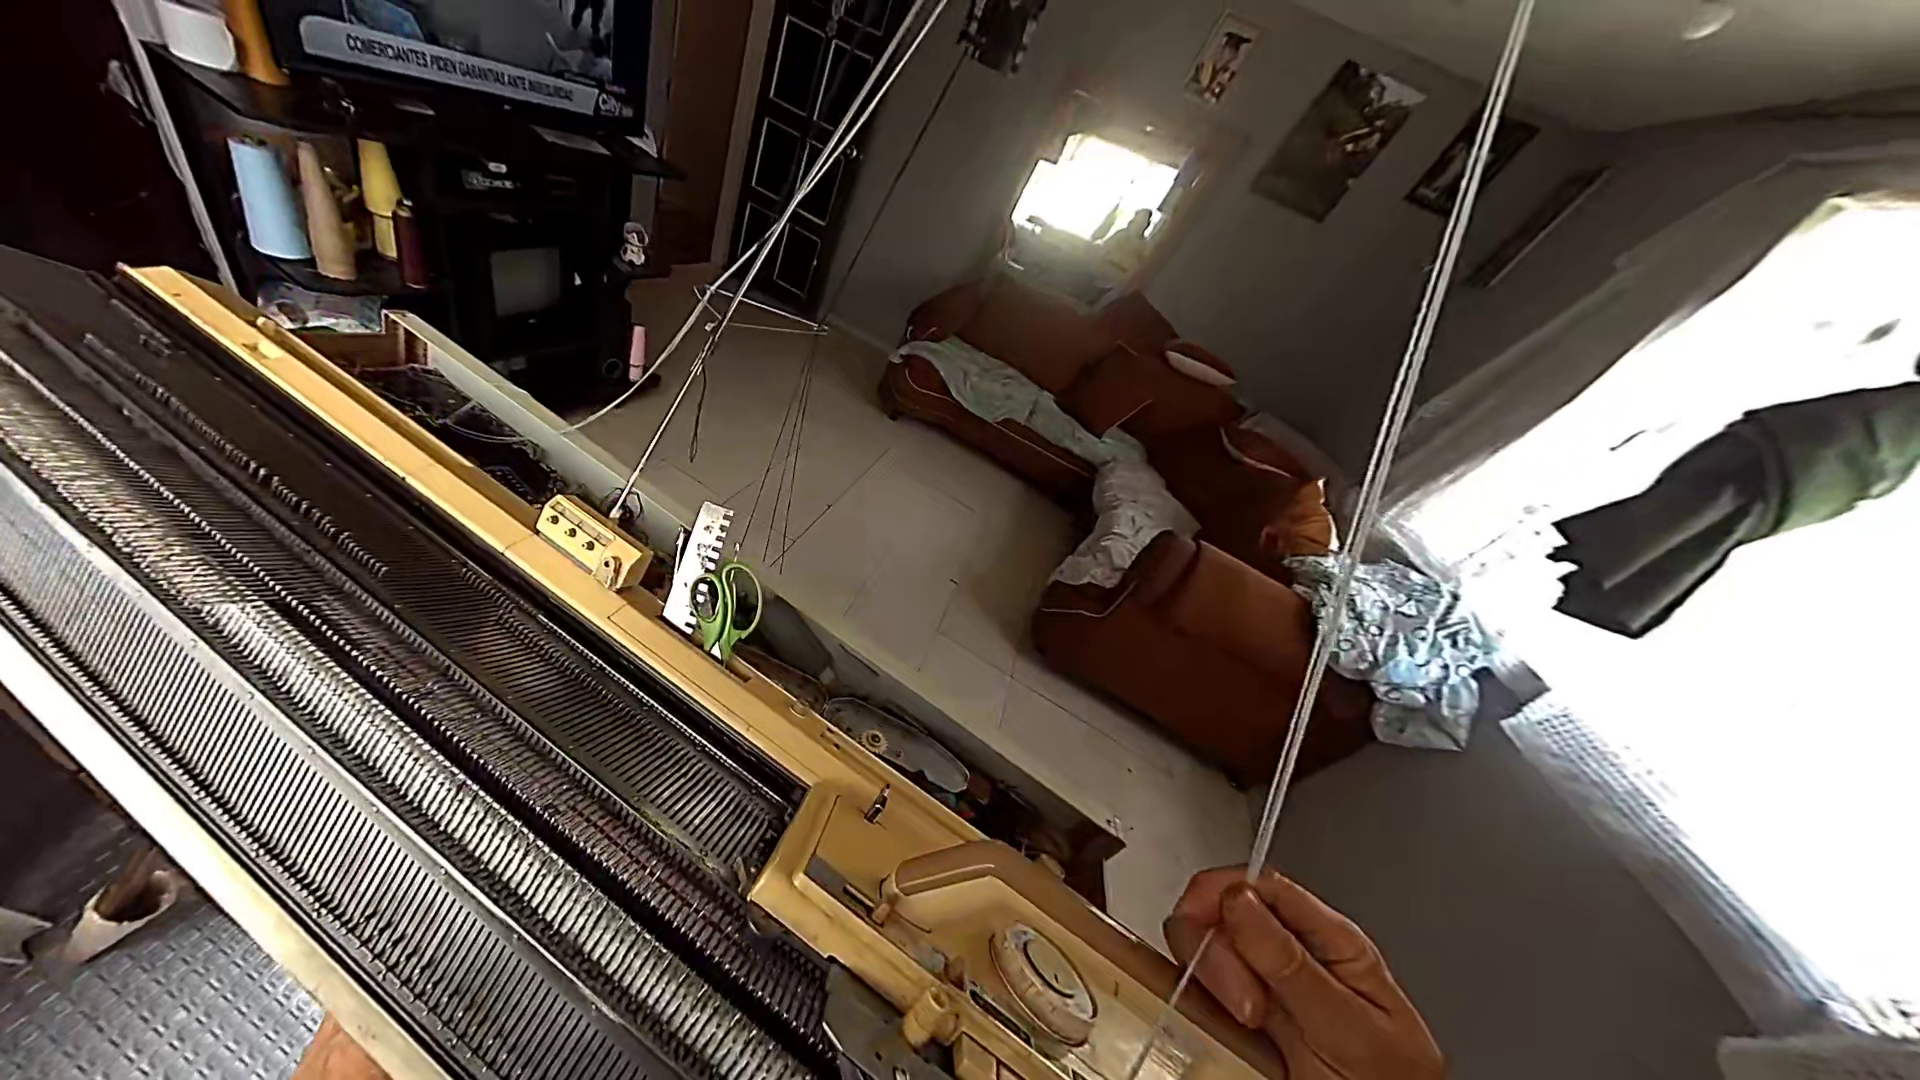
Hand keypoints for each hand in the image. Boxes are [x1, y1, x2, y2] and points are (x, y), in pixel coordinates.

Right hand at [1165, 867, 1442, 1079]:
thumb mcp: (1352, 1031)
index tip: (1200, 923)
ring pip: (1198, 943)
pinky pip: (1191, 984)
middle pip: (1219, 910)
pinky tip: (1212, 1026)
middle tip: (1245, 1008)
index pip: (1260, 883)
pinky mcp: (1228, 1012)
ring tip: (1240, 1029)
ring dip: (1202, 979)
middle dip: (1214, 950)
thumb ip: (1295, 964)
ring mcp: (1254, 981)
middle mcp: (1283, 951)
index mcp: (1325, 939)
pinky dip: (1188, 996)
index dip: (1219, 891)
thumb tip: (1238, 897)